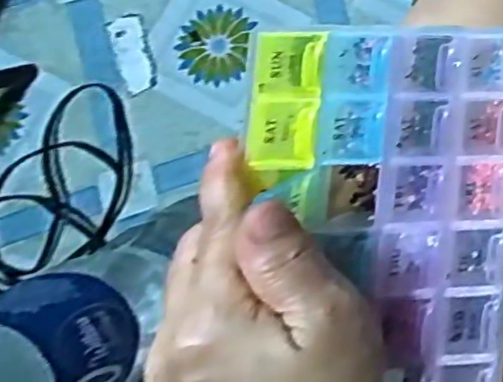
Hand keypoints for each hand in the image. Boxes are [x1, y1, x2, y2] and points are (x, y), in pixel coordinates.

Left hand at [146, 139, 384, 381]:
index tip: (228, 144)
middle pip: (194, 253)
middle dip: (226, 213)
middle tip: (269, 177)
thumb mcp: (329, 318)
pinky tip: (256, 275)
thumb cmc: (334, 381)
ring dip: (223, 243)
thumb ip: (288, 264)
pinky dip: (221, 275)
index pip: (215, 234)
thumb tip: (260, 207)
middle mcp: (171, 342)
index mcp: (209, 321)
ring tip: (267, 221)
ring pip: (190, 280)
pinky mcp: (179, 379)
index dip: (224, 184)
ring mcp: (168, 367)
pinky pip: (193, 307)